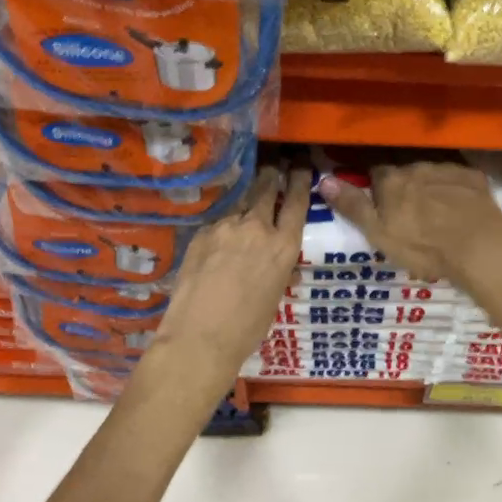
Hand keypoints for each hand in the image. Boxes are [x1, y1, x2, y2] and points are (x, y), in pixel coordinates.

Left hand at [150, 165, 310, 380]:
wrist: (200, 336)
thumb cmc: (246, 328)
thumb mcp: (274, 298)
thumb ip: (279, 272)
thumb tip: (284, 268)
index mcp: (283, 246)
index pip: (297, 202)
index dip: (300, 180)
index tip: (301, 165)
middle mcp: (257, 228)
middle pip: (265, 189)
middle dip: (270, 177)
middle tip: (272, 169)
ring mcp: (225, 228)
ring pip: (239, 207)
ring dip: (244, 208)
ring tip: (243, 213)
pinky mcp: (200, 234)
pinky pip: (216, 226)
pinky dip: (221, 231)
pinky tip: (216, 248)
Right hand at [318, 162, 501, 288]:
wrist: (478, 247)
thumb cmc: (422, 245)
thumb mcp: (378, 232)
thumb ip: (352, 205)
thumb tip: (323, 180)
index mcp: (390, 179)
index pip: (373, 169)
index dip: (370, 178)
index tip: (371, 188)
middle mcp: (417, 165)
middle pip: (403, 168)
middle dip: (402, 181)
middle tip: (405, 204)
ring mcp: (447, 169)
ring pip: (430, 171)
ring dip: (428, 183)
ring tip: (433, 206)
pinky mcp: (473, 177)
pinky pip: (457, 177)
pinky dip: (454, 187)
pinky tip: (458, 204)